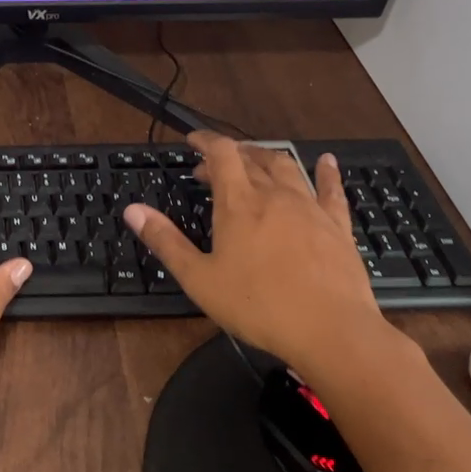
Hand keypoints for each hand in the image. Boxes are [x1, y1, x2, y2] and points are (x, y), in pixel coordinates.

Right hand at [123, 133, 388, 378]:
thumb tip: (132, 210)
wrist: (331, 330)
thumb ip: (165, 241)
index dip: (205, 141)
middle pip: (251, 158)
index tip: (193, 141)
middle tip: (212, 168)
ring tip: (255, 159)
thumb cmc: (258, 306)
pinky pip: (331, 191)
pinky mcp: (337, 226)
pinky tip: (326, 162)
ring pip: (286, 168)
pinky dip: (326, 172)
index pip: (221, 153)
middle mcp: (274, 195)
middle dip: (229, 155)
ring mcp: (309, 208)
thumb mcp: (200, 279)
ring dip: (266, 158)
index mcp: (239, 203)